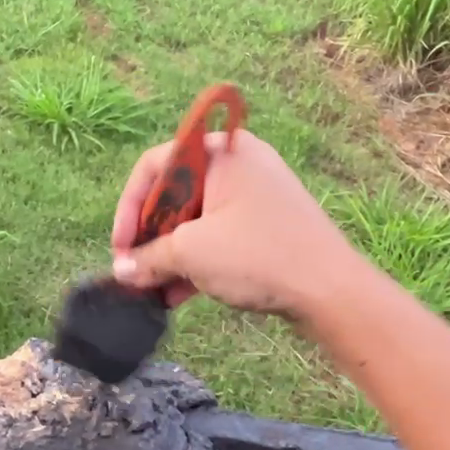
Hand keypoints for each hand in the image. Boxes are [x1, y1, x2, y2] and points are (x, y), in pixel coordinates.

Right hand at [110, 130, 366, 322]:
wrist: (329, 289)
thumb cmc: (257, 256)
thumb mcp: (191, 253)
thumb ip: (148, 258)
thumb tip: (122, 270)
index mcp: (220, 152)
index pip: (154, 166)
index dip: (129, 208)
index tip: (120, 248)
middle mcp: (238, 164)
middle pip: (174, 194)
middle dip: (149, 238)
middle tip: (134, 272)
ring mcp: (254, 196)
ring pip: (195, 220)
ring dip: (169, 256)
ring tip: (152, 292)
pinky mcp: (265, 226)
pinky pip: (218, 236)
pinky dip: (196, 261)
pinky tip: (176, 296)